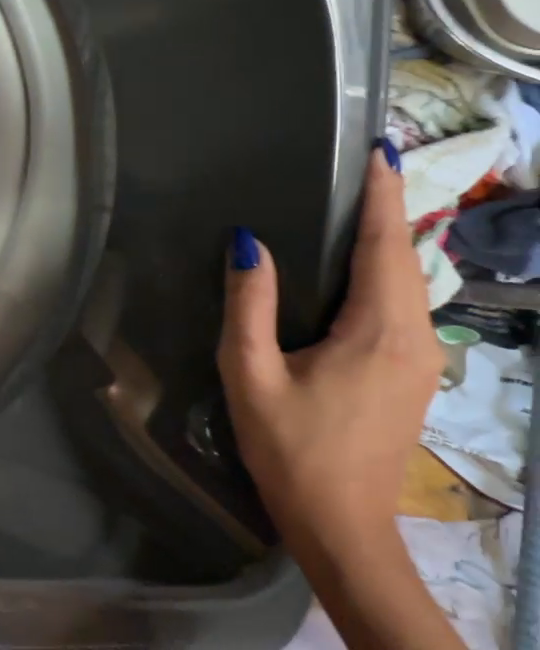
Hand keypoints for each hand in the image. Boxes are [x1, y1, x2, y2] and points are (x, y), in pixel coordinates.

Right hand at [218, 145, 442, 555]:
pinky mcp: (411, 371)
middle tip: (366, 162)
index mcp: (378, 332)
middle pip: (404, 258)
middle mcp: (414, 338)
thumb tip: (247, 241)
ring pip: (407, 281)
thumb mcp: (249, 371)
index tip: (381, 149)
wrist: (340, 518)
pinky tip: (358, 262)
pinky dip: (383, 269)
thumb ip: (248, 304)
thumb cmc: (288, 443)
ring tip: (357, 200)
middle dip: (388, 207)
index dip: (382, 196)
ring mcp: (420, 357)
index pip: (385, 248)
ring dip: (386, 238)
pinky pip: (401, 304)